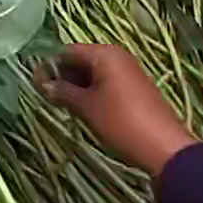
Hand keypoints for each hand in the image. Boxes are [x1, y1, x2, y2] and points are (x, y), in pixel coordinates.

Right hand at [38, 44, 195, 177]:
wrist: (167, 151)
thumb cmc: (122, 123)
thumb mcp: (86, 107)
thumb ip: (62, 92)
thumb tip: (43, 85)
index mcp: (104, 53)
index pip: (67, 51)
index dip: (50, 66)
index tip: (36, 84)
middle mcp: (117, 56)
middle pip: (81, 59)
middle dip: (63, 76)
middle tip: (48, 96)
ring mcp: (128, 72)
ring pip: (93, 72)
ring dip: (77, 85)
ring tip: (64, 104)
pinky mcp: (135, 88)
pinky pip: (106, 82)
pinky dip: (92, 91)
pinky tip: (85, 108)